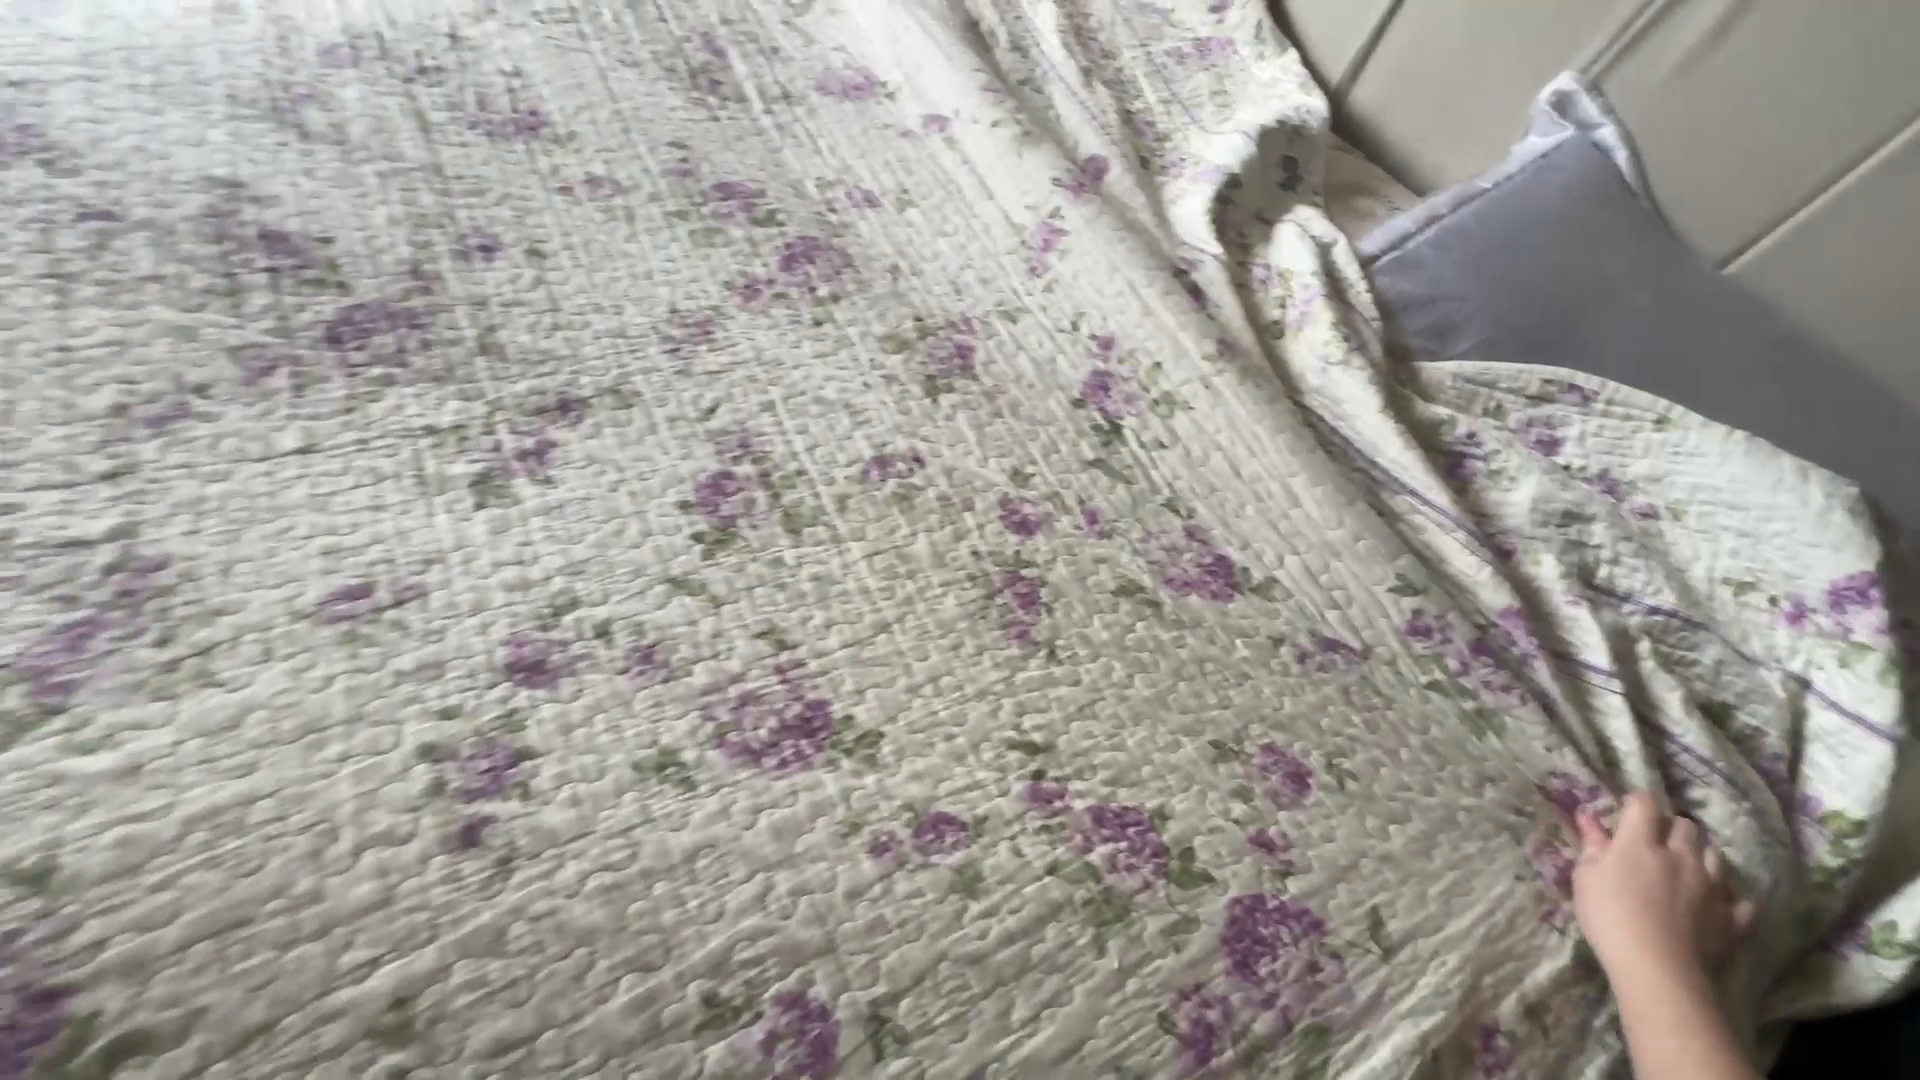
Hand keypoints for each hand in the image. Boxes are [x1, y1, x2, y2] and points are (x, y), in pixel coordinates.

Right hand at [1571, 792, 1756, 982]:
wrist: (1658, 967)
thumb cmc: (1608, 915)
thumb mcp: (1585, 877)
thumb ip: (1592, 844)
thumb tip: (1588, 815)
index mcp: (1641, 843)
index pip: (1644, 804)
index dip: (1636, 802)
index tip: (1627, 810)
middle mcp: (1681, 856)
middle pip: (1686, 827)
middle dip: (1671, 827)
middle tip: (1656, 841)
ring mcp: (1712, 886)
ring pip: (1715, 856)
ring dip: (1700, 856)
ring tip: (1686, 868)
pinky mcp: (1733, 916)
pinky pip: (1740, 900)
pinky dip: (1728, 897)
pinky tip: (1715, 903)